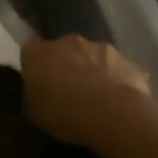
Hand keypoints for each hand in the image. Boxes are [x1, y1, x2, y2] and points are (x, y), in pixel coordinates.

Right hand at [22, 35, 151, 147]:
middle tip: (69, 89)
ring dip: (92, 69)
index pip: (30, 48)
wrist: (113, 115)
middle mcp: (67, 42)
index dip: (35, 63)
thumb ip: (33, 96)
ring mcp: (99, 48)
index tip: (39, 79)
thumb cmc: (66, 114)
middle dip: (65, 64)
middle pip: (63, 49)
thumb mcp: (36, 114)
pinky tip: (119, 100)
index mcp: (39, 54)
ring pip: (91, 56)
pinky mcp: (126, 60)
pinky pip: (116, 69)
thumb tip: (36, 91)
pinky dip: (116, 79)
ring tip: (97, 97)